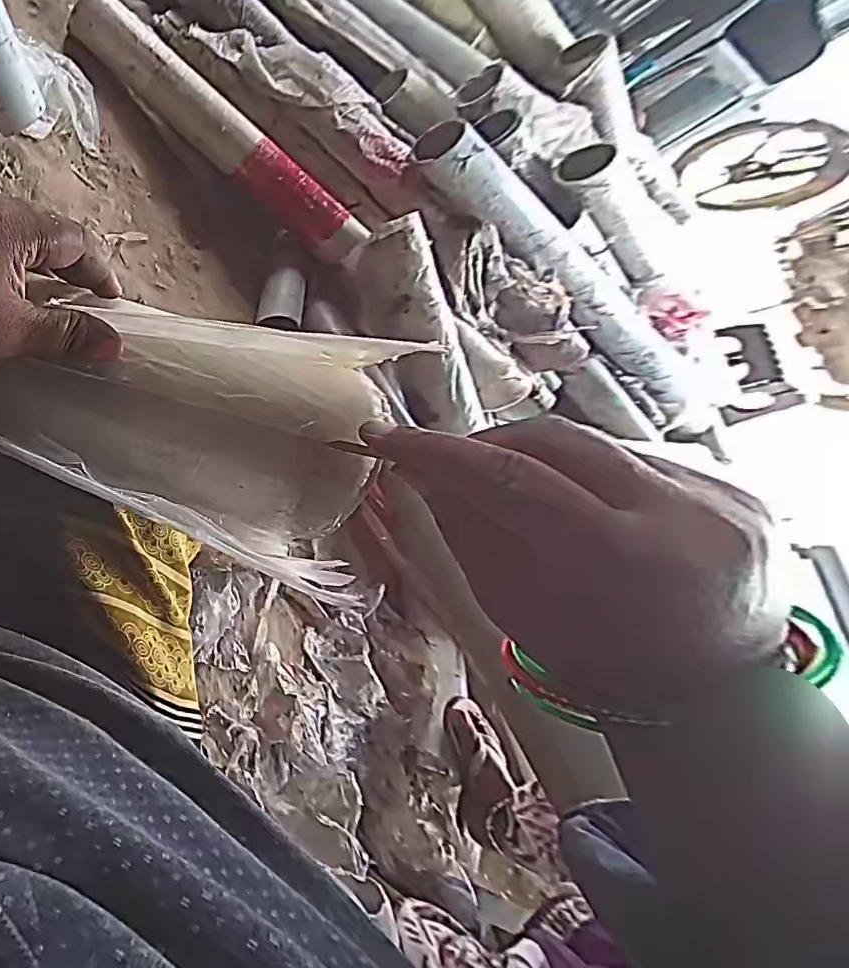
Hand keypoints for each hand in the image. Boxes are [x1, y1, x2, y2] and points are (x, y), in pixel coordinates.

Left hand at [0, 188, 123, 390]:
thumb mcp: (9, 332)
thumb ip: (65, 333)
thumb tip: (114, 344)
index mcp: (10, 221)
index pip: (72, 239)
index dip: (95, 271)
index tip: (106, 299)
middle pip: (32, 229)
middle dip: (53, 265)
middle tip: (64, 298)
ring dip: (12, 258)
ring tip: (16, 292)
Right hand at [360, 417, 783, 709]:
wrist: (711, 681)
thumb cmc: (588, 649)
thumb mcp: (506, 595)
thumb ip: (463, 525)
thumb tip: (417, 470)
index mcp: (619, 554)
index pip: (509, 474)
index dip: (435, 449)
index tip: (382, 435)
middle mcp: (683, 513)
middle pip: (551, 439)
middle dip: (480, 443)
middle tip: (439, 460)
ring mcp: (719, 495)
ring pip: (587, 442)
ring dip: (526, 454)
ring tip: (499, 485)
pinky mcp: (733, 485)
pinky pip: (624, 455)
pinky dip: (573, 467)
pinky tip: (563, 497)